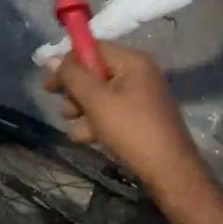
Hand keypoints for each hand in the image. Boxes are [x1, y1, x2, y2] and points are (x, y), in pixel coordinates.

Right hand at [40, 41, 200, 180]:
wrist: (172, 174)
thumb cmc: (131, 130)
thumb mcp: (95, 100)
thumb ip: (71, 75)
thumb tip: (51, 58)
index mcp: (133, 62)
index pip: (92, 48)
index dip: (68, 61)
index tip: (50, 81)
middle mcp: (140, 74)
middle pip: (96, 72)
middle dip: (75, 90)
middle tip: (62, 107)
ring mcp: (144, 97)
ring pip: (102, 93)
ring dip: (82, 107)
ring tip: (71, 124)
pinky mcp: (145, 118)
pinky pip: (114, 110)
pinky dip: (98, 120)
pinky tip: (84, 137)